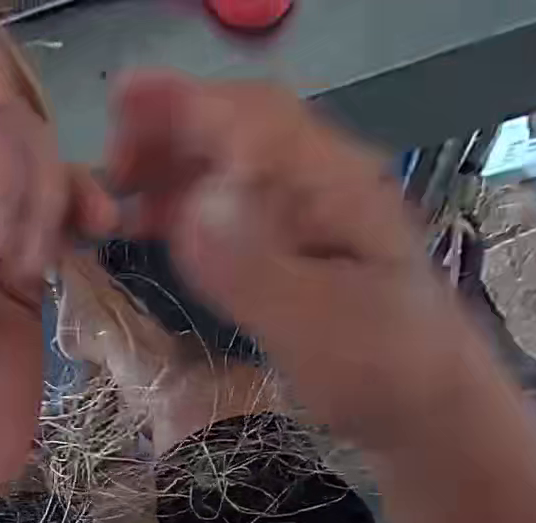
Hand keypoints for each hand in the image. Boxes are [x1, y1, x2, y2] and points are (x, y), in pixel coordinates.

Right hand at [105, 72, 477, 446]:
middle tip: (110, 169)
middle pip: (238, 135)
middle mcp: (323, 187)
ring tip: (121, 198)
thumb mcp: (315, 324)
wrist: (426, 409)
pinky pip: (237, 213)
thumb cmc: (380, 369)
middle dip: (170, 137)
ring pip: (234, 172)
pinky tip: (164, 229)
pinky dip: (194, 211)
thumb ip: (253, 268)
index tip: (120, 101)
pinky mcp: (301, 253)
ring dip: (175, 173)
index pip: (251, 119)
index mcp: (334, 185)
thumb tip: (190, 210)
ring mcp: (312, 219)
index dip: (182, 103)